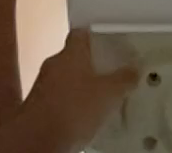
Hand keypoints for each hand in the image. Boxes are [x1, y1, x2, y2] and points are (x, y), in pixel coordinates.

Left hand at [24, 30, 137, 150]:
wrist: (39, 138)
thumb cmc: (75, 108)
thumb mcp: (108, 94)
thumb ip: (124, 80)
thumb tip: (135, 70)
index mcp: (71, 52)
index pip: (80, 33)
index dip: (93, 36)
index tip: (104, 42)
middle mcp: (54, 63)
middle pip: (72, 56)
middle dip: (87, 65)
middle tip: (105, 75)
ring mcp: (42, 84)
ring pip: (63, 78)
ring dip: (76, 86)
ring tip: (95, 100)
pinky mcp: (36, 105)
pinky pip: (55, 98)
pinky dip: (67, 104)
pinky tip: (79, 117)